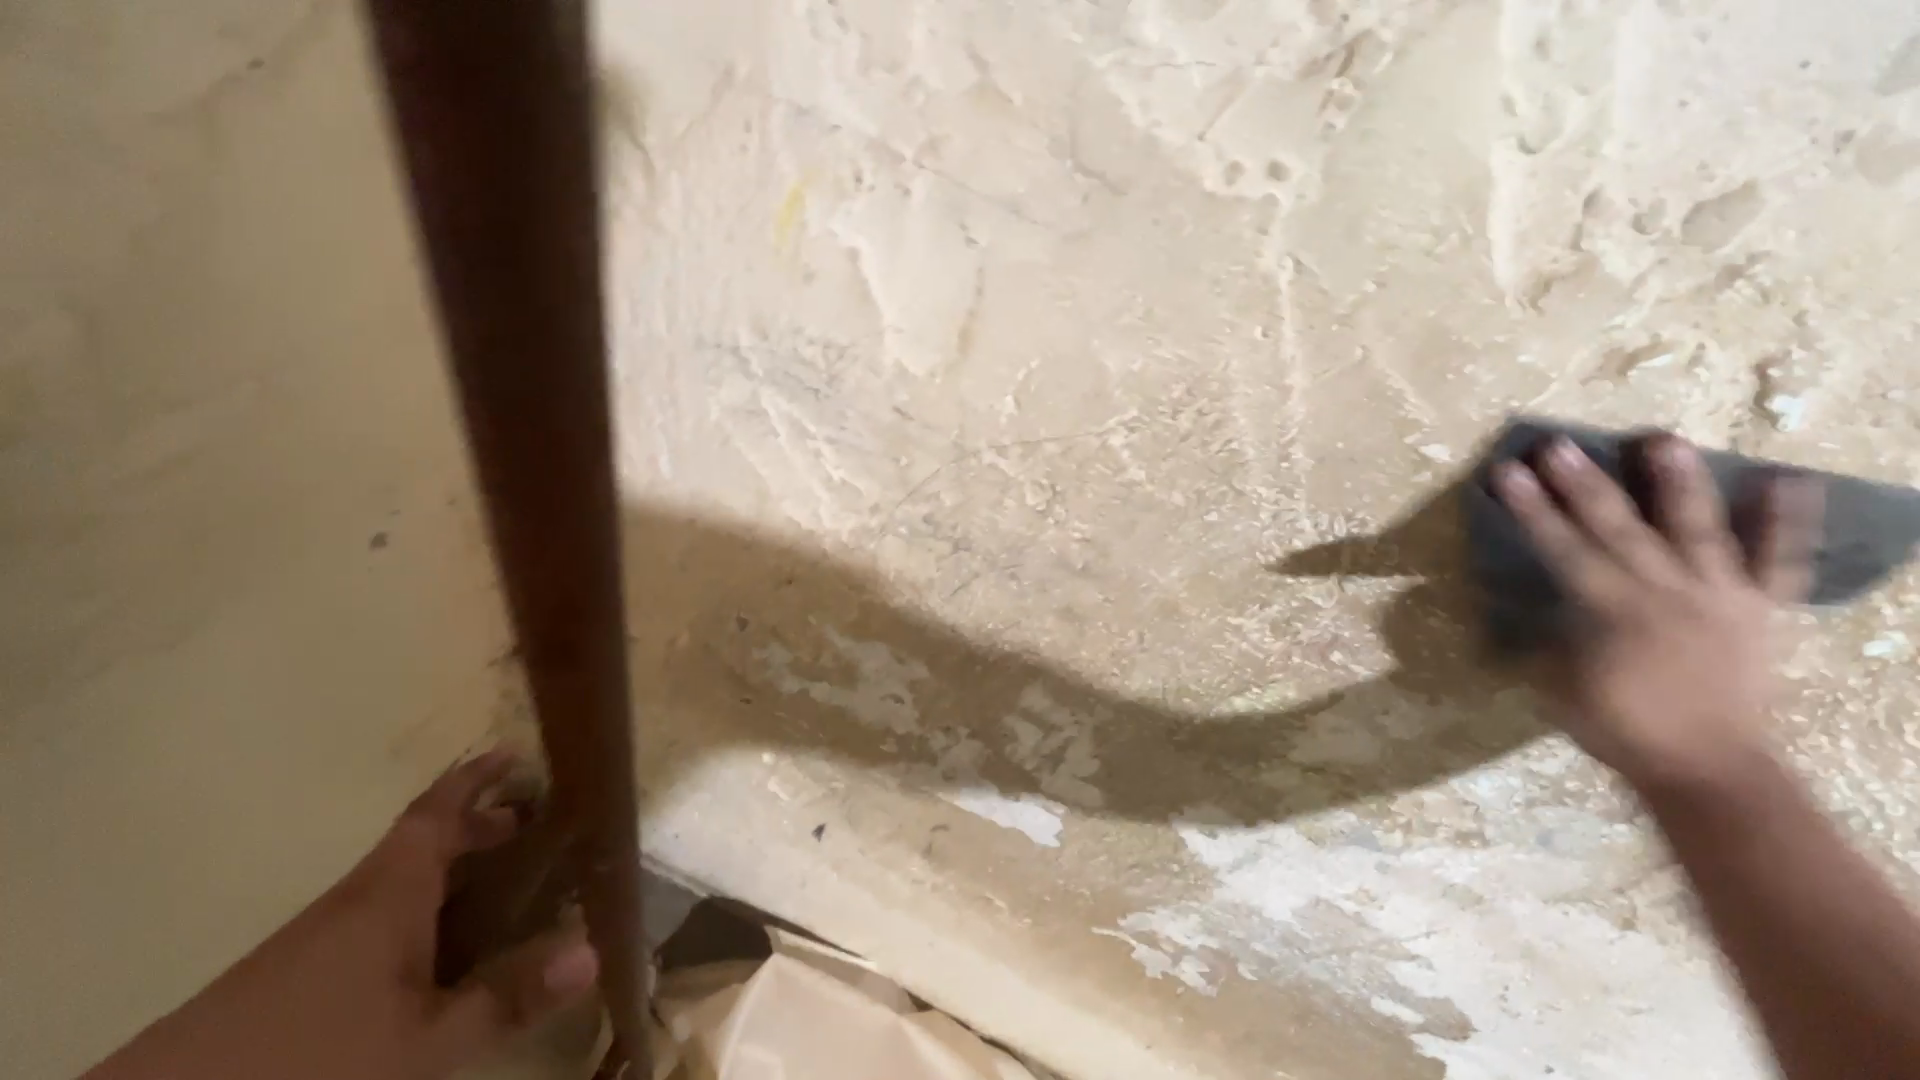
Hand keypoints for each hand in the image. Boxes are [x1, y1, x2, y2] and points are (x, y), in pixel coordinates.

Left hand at [85, 750, 599, 1079]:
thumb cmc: (309, 1059)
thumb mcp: (421, 1042)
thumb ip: (506, 997)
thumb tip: (593, 951)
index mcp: (387, 895)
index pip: (435, 814)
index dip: (475, 780)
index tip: (514, 751)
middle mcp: (356, 903)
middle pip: (422, 844)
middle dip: (479, 825)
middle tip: (536, 822)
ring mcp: (323, 941)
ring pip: (401, 883)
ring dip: (453, 870)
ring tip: (505, 882)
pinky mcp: (301, 978)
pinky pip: (381, 920)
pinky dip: (426, 911)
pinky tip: (443, 950)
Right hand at [1491, 435, 1822, 792]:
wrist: (1709, 768)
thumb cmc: (1622, 729)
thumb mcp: (1560, 685)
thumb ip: (1551, 636)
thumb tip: (1537, 603)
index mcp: (1609, 613)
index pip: (1560, 549)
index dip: (1530, 509)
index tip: (1507, 472)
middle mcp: (1663, 593)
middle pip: (1616, 529)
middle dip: (1582, 485)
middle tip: (1558, 444)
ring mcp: (1718, 597)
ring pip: (1696, 531)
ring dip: (1677, 484)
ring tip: (1662, 439)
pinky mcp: (1760, 609)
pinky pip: (1779, 562)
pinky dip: (1787, 522)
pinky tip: (1789, 478)